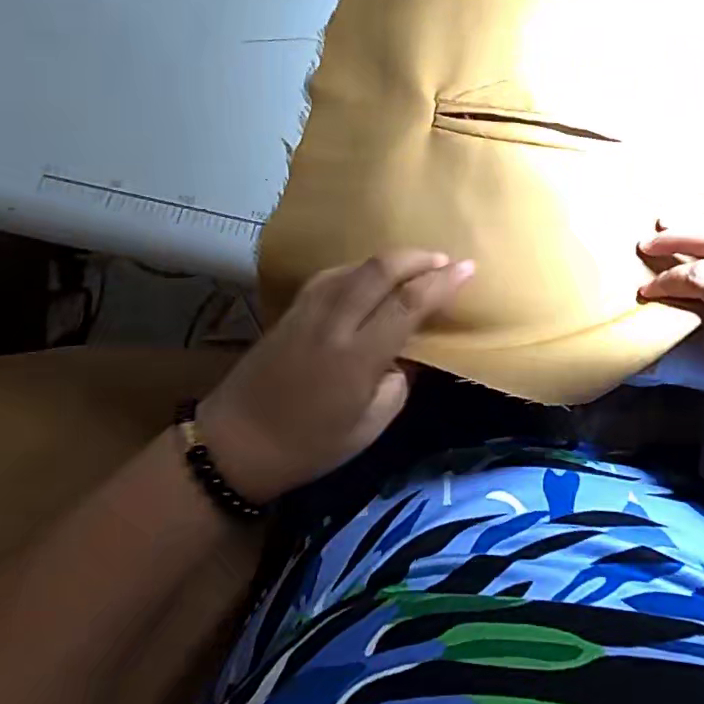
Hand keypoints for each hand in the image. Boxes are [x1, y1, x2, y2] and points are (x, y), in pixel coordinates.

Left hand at [197, 250, 474, 502]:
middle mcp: (333, 323)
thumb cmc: (310, 445)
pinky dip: (359, 268)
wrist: (235, 443)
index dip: (442, 283)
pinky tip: (369, 274)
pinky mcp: (290, 311)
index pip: (407, 304)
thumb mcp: (370, 426)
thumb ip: (398, 382)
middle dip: (418, 258)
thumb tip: (408, 353)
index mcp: (357, 357)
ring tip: (416, 263)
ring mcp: (307, 312)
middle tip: (445, 259)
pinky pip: (331, 275)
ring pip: (354, 267)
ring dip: (390, 259)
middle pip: (380, 271)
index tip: (468, 269)